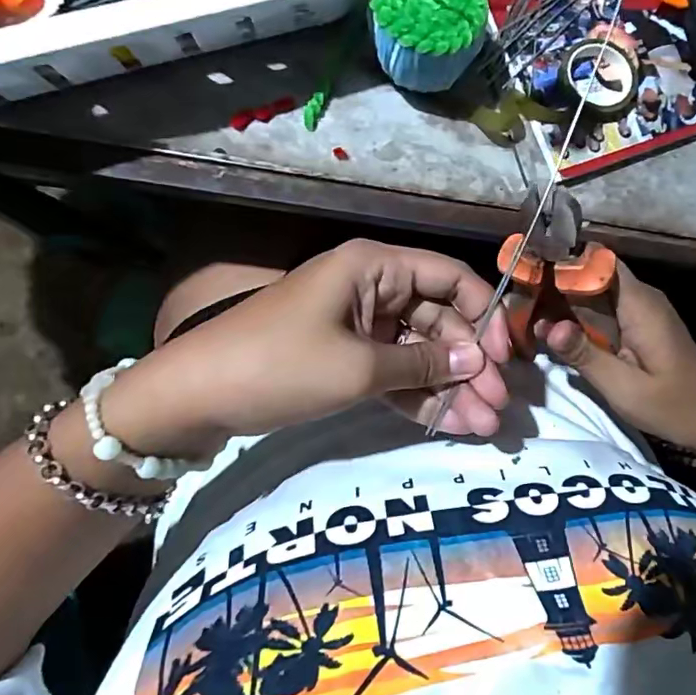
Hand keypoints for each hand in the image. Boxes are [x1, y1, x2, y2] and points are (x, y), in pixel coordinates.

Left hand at [106, 240, 514, 453]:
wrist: (195, 398)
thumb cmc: (279, 365)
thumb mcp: (358, 367)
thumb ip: (422, 363)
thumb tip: (476, 362)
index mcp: (375, 268)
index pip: (450, 278)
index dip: (483, 315)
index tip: (500, 360)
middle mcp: (374, 289)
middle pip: (440, 320)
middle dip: (469, 365)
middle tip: (497, 407)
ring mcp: (362, 326)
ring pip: (421, 352)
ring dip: (451, 387)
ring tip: (482, 426)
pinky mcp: (349, 359)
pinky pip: (396, 372)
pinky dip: (420, 397)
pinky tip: (452, 424)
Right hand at [536, 263, 695, 453]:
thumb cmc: (672, 406)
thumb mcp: (624, 388)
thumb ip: (585, 355)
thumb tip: (548, 326)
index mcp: (639, 303)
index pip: (599, 260)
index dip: (564, 260)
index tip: (528, 267)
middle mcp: (639, 298)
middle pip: (592, 275)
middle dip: (555, 281)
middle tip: (514, 292)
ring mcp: (639, 312)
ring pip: (594, 294)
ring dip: (562, 301)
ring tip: (521, 307)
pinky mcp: (637, 328)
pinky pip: (602, 313)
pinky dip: (577, 318)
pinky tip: (549, 329)